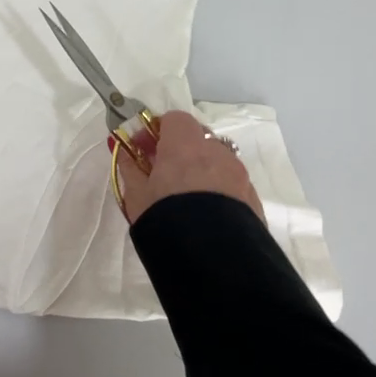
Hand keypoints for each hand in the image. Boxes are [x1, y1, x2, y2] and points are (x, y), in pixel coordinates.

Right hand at [115, 110, 264, 224]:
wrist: (213, 258)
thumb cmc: (165, 215)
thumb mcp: (135, 192)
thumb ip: (129, 165)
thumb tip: (122, 148)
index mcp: (186, 146)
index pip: (175, 119)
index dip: (158, 129)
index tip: (144, 147)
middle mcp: (218, 155)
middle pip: (199, 137)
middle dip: (180, 147)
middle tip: (161, 168)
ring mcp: (240, 177)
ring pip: (217, 160)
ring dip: (200, 167)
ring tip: (184, 193)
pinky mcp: (253, 200)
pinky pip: (230, 182)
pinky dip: (216, 187)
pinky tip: (203, 209)